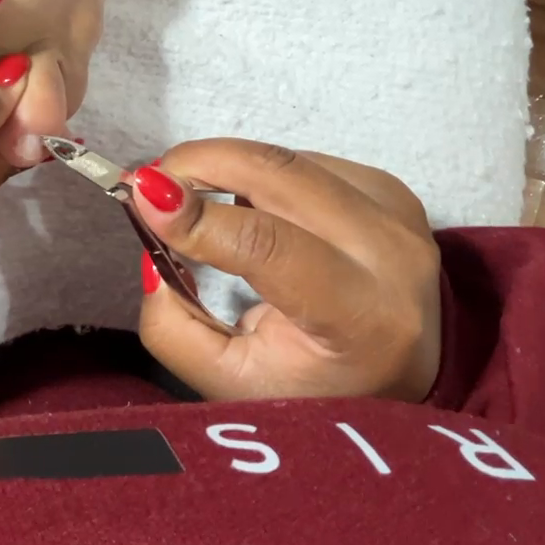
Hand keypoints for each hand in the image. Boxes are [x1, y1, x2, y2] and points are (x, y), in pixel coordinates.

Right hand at [131, 140, 442, 401]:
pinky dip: (258, 173)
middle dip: (199, 161)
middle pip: (278, 173)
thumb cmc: (311, 385)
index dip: (199, 215)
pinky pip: (302, 159)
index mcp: (359, 318)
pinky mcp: (389, 188)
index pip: (268, 246)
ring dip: (223, 167)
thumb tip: (154, 235)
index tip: (141, 194)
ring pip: (283, 160)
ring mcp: (396, 213)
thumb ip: (171, 323)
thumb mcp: (228, 381)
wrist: (403, 375)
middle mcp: (390, 255)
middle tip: (149, 178)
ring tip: (193, 198)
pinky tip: (250, 205)